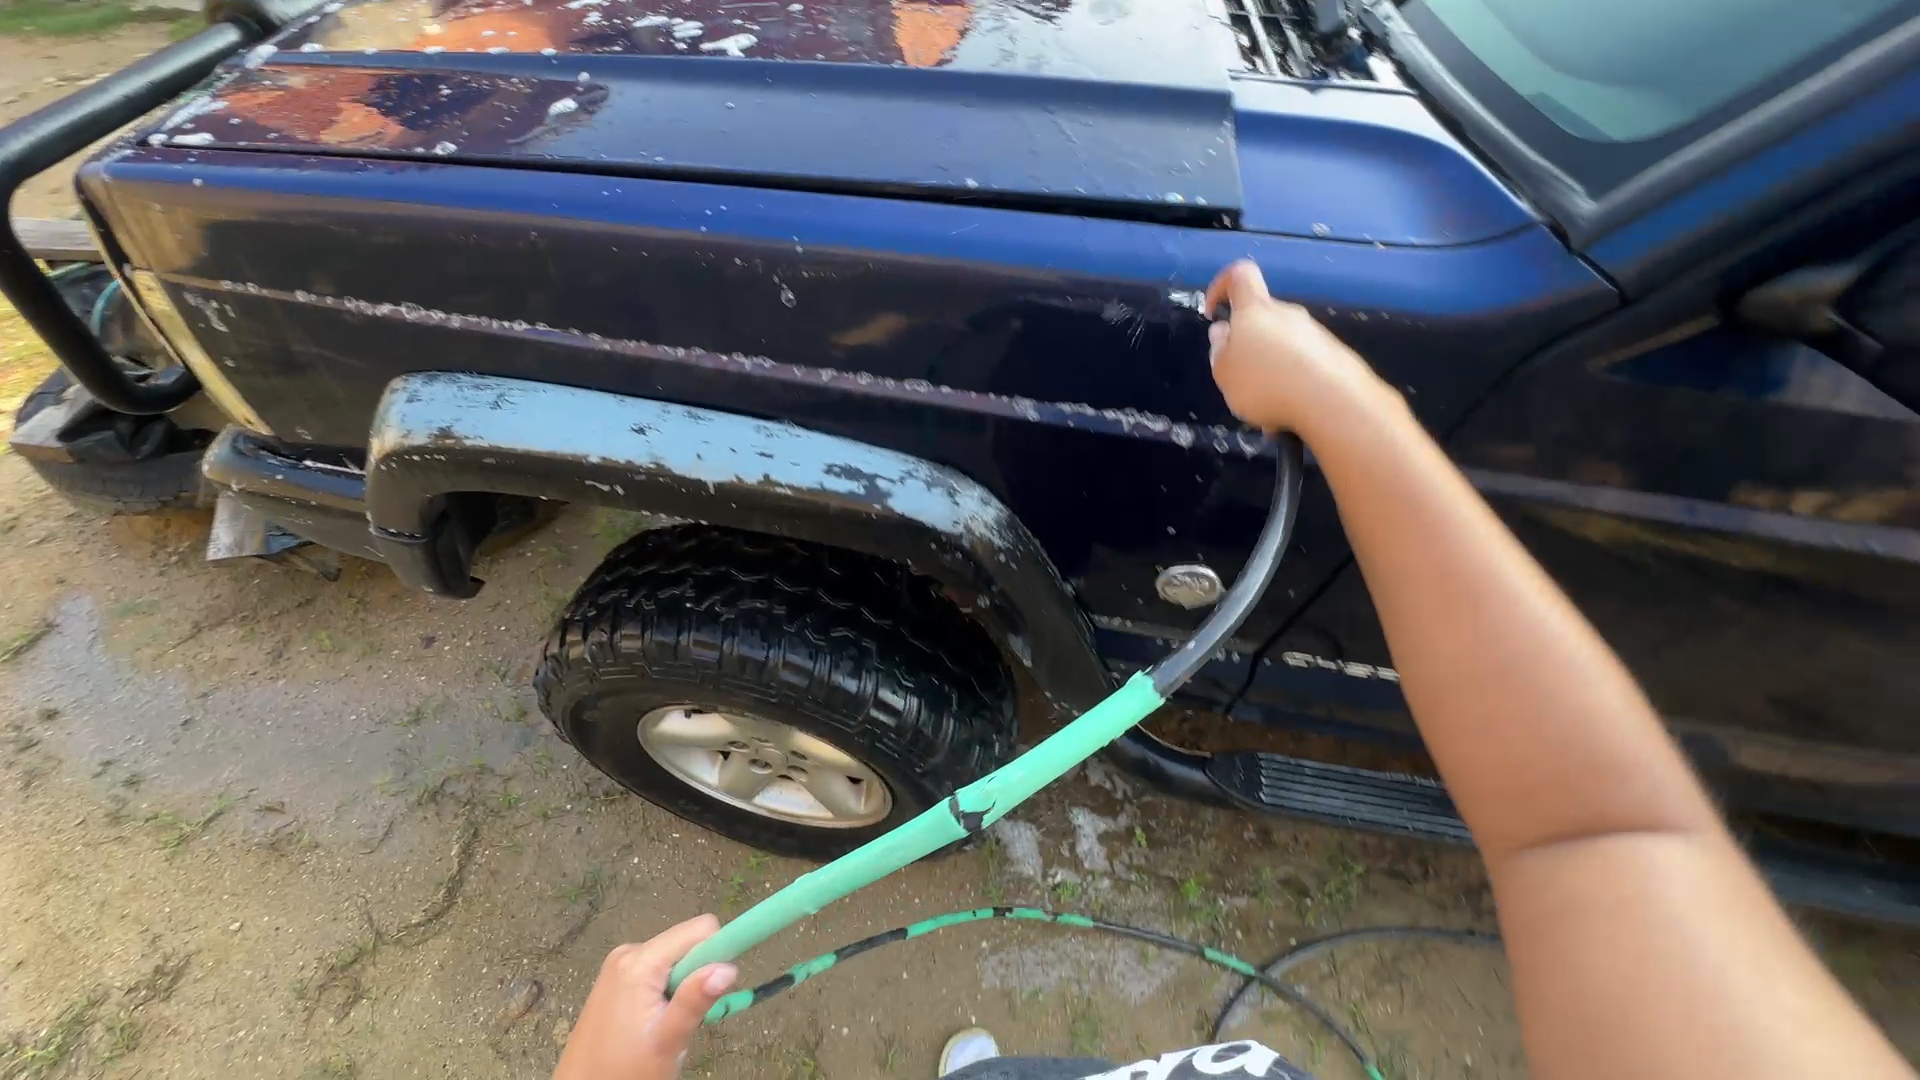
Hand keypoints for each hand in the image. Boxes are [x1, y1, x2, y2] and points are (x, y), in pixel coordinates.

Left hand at [553, 915, 738, 1079]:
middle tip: (683, 1019)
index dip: (716, 955)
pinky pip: (657, 968)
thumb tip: (729, 968)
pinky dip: (664, 991)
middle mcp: (629, 952)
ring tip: (665, 1025)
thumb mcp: (666, 1043)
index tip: (713, 991)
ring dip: (680, 986)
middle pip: (686, 943)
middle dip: (695, 976)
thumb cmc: (623, 1074)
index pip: (701, 929)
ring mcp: (619, 964)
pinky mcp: (615, 977)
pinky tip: (651, 1022)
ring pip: (674, 958)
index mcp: (640, 961)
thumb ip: (695, 1001)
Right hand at [1203, 260, 1393, 434]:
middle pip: (1260, 319)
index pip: (1240, 275)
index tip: (1214, 313)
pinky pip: (1301, 365)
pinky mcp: (1332, 355)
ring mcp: (1313, 333)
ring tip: (1265, 406)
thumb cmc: (1266, 383)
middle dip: (1246, 346)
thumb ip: (1219, 350)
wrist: (1333, 402)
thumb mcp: (1224, 373)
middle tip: (1238, 378)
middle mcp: (1287, 314)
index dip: (1221, 286)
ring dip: (1268, 371)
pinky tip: (1288, 411)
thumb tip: (1223, 331)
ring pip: (1280, 347)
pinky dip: (1289, 384)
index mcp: (1255, 310)